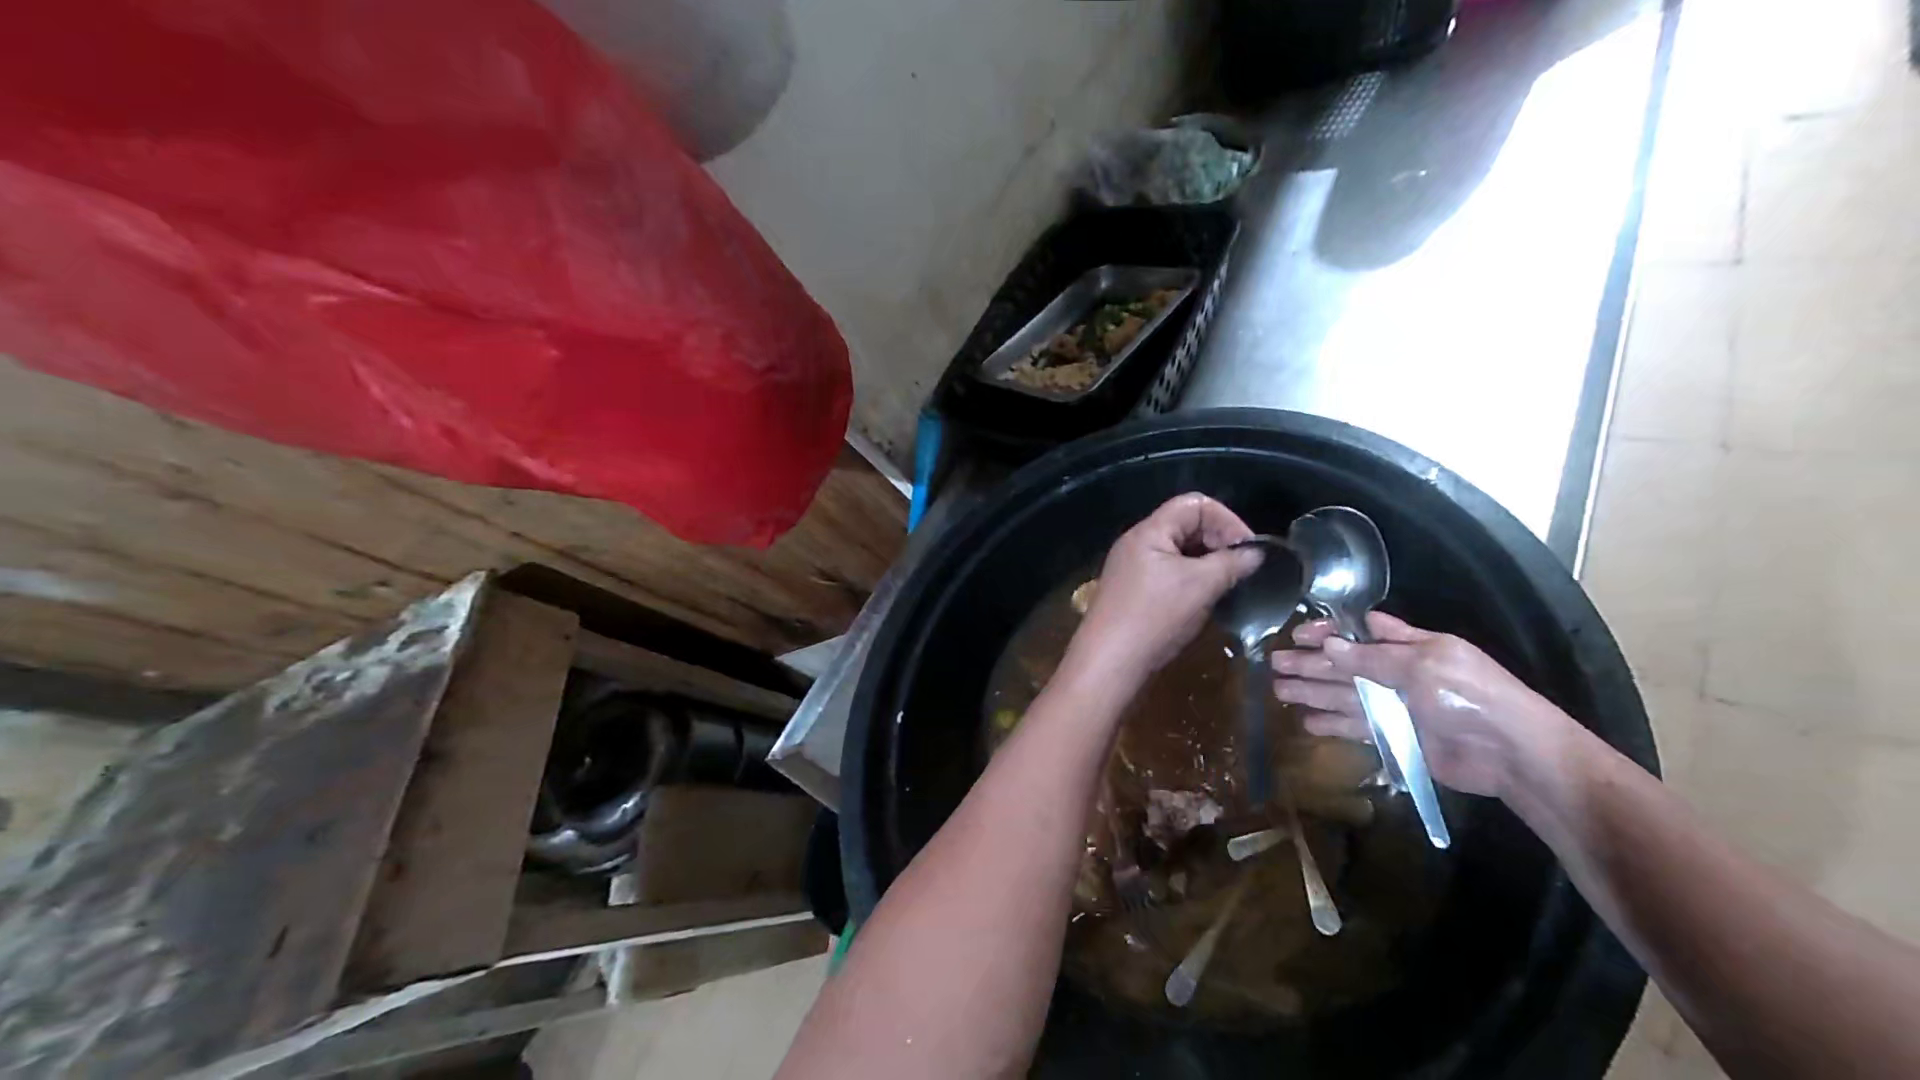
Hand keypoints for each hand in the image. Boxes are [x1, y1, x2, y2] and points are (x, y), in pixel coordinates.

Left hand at [1065, 493, 1262, 683]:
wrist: (1108, 663)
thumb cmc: (1154, 618)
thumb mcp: (1200, 586)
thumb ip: (1231, 564)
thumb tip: (1256, 553)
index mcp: (1149, 531)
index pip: (1194, 504)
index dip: (1227, 520)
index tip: (1249, 549)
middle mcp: (1138, 544)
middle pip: (1186, 525)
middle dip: (1219, 541)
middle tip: (1243, 569)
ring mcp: (1133, 569)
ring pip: (1180, 552)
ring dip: (1208, 563)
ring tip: (1230, 585)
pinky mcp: (1134, 592)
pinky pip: (1169, 574)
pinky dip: (1192, 580)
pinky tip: (1207, 600)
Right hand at [1269, 612, 1580, 799]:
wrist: (1511, 755)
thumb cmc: (1471, 698)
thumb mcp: (1423, 667)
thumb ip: (1372, 657)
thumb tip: (1328, 644)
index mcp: (1413, 646)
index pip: (1364, 631)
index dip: (1331, 631)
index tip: (1298, 635)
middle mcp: (1401, 673)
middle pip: (1346, 664)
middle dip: (1310, 662)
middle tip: (1275, 663)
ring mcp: (1397, 706)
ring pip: (1344, 695)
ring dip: (1312, 691)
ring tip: (1279, 691)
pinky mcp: (1396, 737)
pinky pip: (1356, 727)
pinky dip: (1332, 723)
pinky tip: (1307, 722)